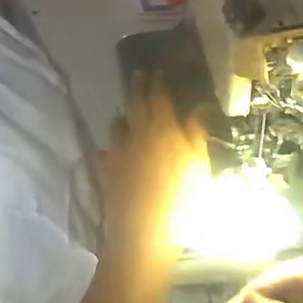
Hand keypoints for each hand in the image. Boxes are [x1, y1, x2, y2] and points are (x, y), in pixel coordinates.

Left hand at [102, 73, 206, 272]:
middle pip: (134, 103)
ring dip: (122, 119)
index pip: (158, 96)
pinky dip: (108, 151)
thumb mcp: (199, 165)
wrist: (145, 232)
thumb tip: (198, 109)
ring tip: (126, 117)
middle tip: (138, 75)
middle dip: (137, 87)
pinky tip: (109, 154)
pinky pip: (103, 153)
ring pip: (116, 126)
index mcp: (162, 128)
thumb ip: (196, 135)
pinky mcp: (104, 171)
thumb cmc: (183, 199)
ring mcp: (117, 152)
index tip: (156, 70)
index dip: (157, 82)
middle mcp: (136, 133)